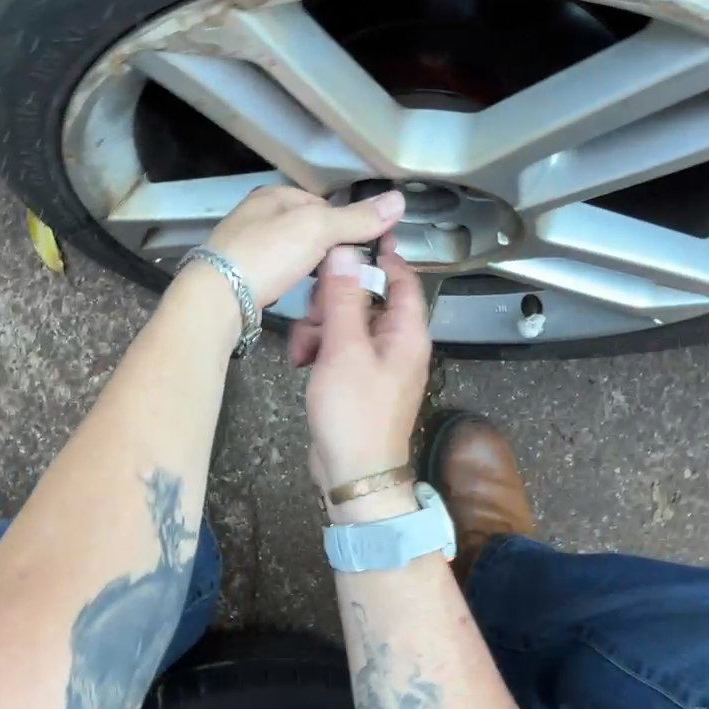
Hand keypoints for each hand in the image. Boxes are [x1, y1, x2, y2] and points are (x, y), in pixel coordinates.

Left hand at [200, 186, 405, 306]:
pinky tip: (295, 294)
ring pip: (292, 254)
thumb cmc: (265, 255)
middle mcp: (256, 216)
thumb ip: (356, 219)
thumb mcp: (317, 230)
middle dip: (328, 249)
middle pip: (307, 230)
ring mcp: (245, 246)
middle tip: (345, 271)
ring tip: (324, 286)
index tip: (364, 247)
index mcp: (273, 195)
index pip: (323, 204)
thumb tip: (398, 200)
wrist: (216, 298)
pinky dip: (289, 282)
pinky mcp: (239, 276)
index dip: (347, 224)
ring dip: (310, 268)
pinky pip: (276, 274)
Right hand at [290, 236, 432, 496]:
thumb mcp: (345, 349)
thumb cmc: (355, 412)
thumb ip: (344, 298)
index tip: (356, 235)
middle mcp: (396, 343)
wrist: (354, 474)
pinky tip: (301, 364)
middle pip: (365, 299)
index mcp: (406, 332)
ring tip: (302, 351)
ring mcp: (375, 363)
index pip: (402, 278)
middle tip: (312, 313)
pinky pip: (337, 348)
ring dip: (319, 328)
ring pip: (345, 323)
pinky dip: (319, 350)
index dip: (381, 255)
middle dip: (333, 301)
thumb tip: (347, 251)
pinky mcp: (355, 380)